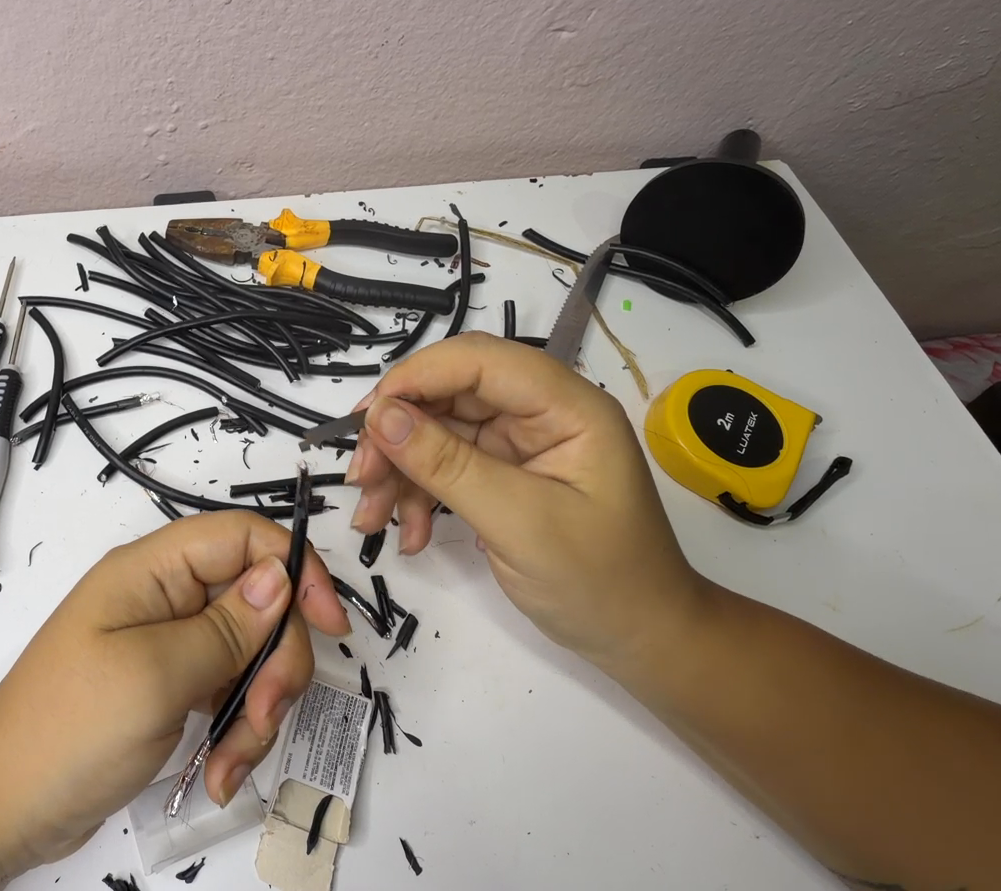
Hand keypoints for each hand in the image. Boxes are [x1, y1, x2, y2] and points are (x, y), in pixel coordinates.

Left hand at [0, 510, 350, 874]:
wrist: (4, 805)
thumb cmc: (70, 728)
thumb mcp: (155, 674)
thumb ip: (225, 627)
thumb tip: (281, 576)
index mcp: (152, 571)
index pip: (241, 538)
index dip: (294, 568)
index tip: (331, 624)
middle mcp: (165, 597)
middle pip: (257, 603)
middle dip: (274, 662)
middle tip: (265, 715)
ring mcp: (169, 644)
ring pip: (249, 654)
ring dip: (256, 710)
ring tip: (230, 762)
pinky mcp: (172, 686)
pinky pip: (227, 692)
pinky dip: (235, 732)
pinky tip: (218, 772)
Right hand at [343, 332, 708, 668]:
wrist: (640, 639)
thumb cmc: (600, 582)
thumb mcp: (519, 523)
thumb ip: (447, 465)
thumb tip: (380, 416)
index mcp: (566, 407)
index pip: (480, 360)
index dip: (417, 378)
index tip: (365, 418)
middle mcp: (539, 412)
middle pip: (448, 394)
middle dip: (397, 434)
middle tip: (360, 478)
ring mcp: (518, 443)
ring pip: (435, 431)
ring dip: (397, 471)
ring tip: (372, 520)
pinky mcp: (500, 472)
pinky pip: (442, 466)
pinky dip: (416, 495)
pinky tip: (409, 534)